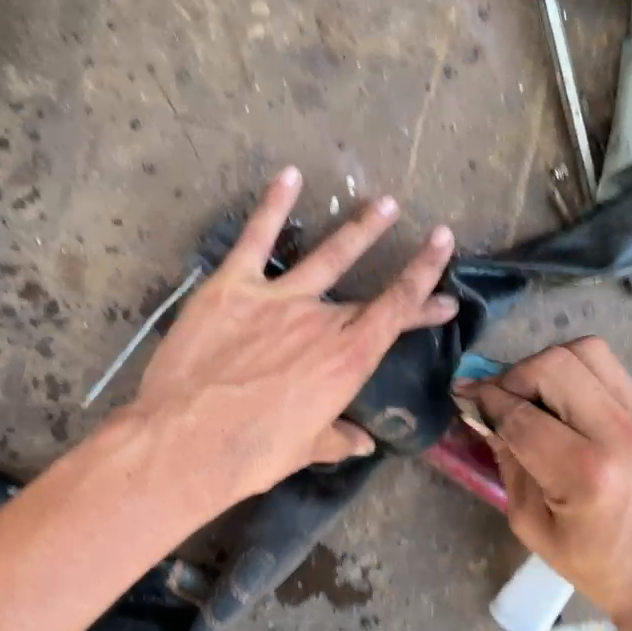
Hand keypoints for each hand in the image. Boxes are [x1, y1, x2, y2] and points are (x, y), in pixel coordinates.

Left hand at [123, 166, 457, 503]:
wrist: (184, 443)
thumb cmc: (251, 454)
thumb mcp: (304, 450)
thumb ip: (337, 439)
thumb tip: (363, 444)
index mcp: (346, 359)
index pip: (398, 313)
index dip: (427, 286)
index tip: (447, 265)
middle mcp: (322, 320)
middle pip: (377, 289)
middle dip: (411, 264)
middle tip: (433, 234)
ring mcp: (278, 298)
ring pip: (329, 254)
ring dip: (361, 228)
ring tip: (384, 203)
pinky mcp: (233, 286)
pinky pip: (257, 239)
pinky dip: (274, 206)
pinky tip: (290, 176)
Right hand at [456, 338, 631, 621]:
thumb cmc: (593, 563)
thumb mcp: (530, 523)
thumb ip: (507, 461)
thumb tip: (482, 413)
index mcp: (584, 473)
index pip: (521, 415)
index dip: (486, 401)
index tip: (464, 396)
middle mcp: (616, 434)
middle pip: (554, 366)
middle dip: (515, 377)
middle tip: (501, 401)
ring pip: (584, 350)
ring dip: (547, 364)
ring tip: (533, 395)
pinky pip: (606, 364)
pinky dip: (575, 369)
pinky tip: (561, 397)